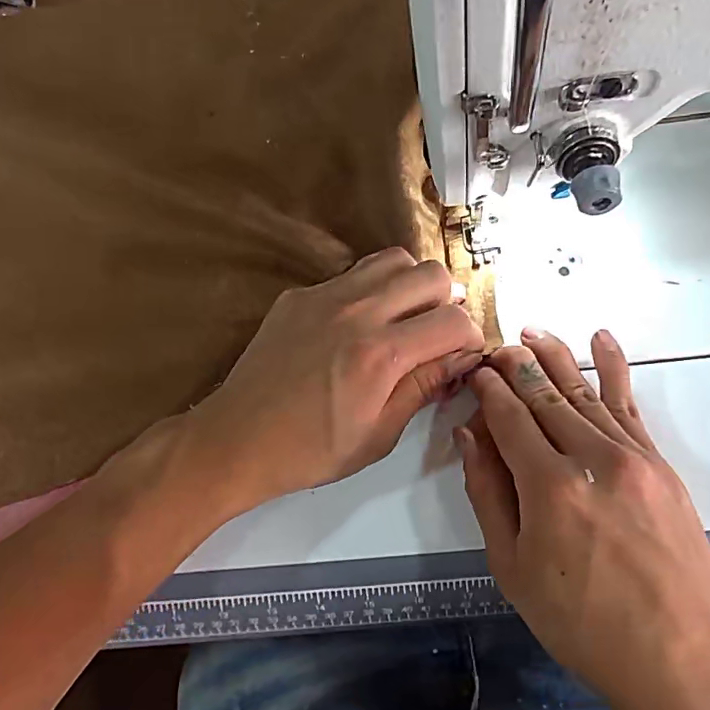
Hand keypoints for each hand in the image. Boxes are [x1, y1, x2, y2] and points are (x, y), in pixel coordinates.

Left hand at [189, 248, 484, 510]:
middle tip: (437, 335)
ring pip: (394, 260)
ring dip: (412, 286)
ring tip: (404, 320)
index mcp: (380, 355)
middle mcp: (357, 312)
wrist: (238, 438)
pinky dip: (372, 290)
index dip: (471, 339)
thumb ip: (425, 386)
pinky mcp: (300, 295)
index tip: (463, 356)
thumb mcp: (380, 433)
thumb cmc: (310, 450)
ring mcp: (325, 296)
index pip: (454, 322)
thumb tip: (461, 359)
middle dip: (448, 303)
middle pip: (432, 275)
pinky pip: (353, 274)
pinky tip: (360, 324)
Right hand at [458, 329, 709, 709]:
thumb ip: (488, 494)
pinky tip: (602, 340)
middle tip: (496, 347)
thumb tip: (469, 434)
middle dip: (517, 366)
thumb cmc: (582, 623)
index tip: (473, 370)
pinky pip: (631, 406)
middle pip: (546, 396)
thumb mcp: (514, 568)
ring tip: (532, 332)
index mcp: (549, 487)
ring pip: (586, 393)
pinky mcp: (660, 464)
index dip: (488, 389)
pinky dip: (615, 369)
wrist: (679, 655)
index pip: (510, 417)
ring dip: (556, 358)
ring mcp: (633, 457)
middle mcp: (591, 458)